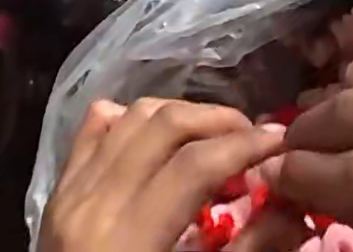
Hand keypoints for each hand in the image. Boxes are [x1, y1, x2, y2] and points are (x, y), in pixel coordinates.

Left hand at [40, 98, 286, 251]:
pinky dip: (131, 118)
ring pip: (132, 116)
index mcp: (126, 242)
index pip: (193, 166)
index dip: (242, 146)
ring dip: (180, 114)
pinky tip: (157, 135)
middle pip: (164, 126)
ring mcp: (70, 190)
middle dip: (217, 120)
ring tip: (213, 135)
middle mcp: (93, 203)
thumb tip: (293, 209)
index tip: (278, 139)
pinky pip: (95, 126)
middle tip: (251, 135)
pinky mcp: (59, 189)